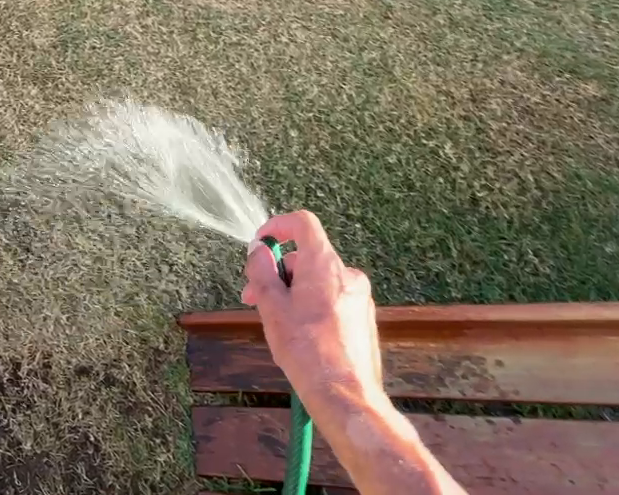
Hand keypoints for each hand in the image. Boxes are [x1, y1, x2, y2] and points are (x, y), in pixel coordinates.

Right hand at [243, 210, 385, 411]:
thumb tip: (258, 249)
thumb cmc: (305, 347)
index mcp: (325, 264)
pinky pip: (331, 298)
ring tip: (275, 319)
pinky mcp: (363, 320)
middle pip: (306, 256)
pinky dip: (310, 304)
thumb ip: (261, 269)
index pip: (302, 223)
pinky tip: (298, 332)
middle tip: (255, 296)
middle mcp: (348, 275)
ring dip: (292, 290)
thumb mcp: (270, 303)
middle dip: (278, 271)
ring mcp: (359, 298)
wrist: (344, 395)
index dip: (277, 226)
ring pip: (317, 280)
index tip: (260, 244)